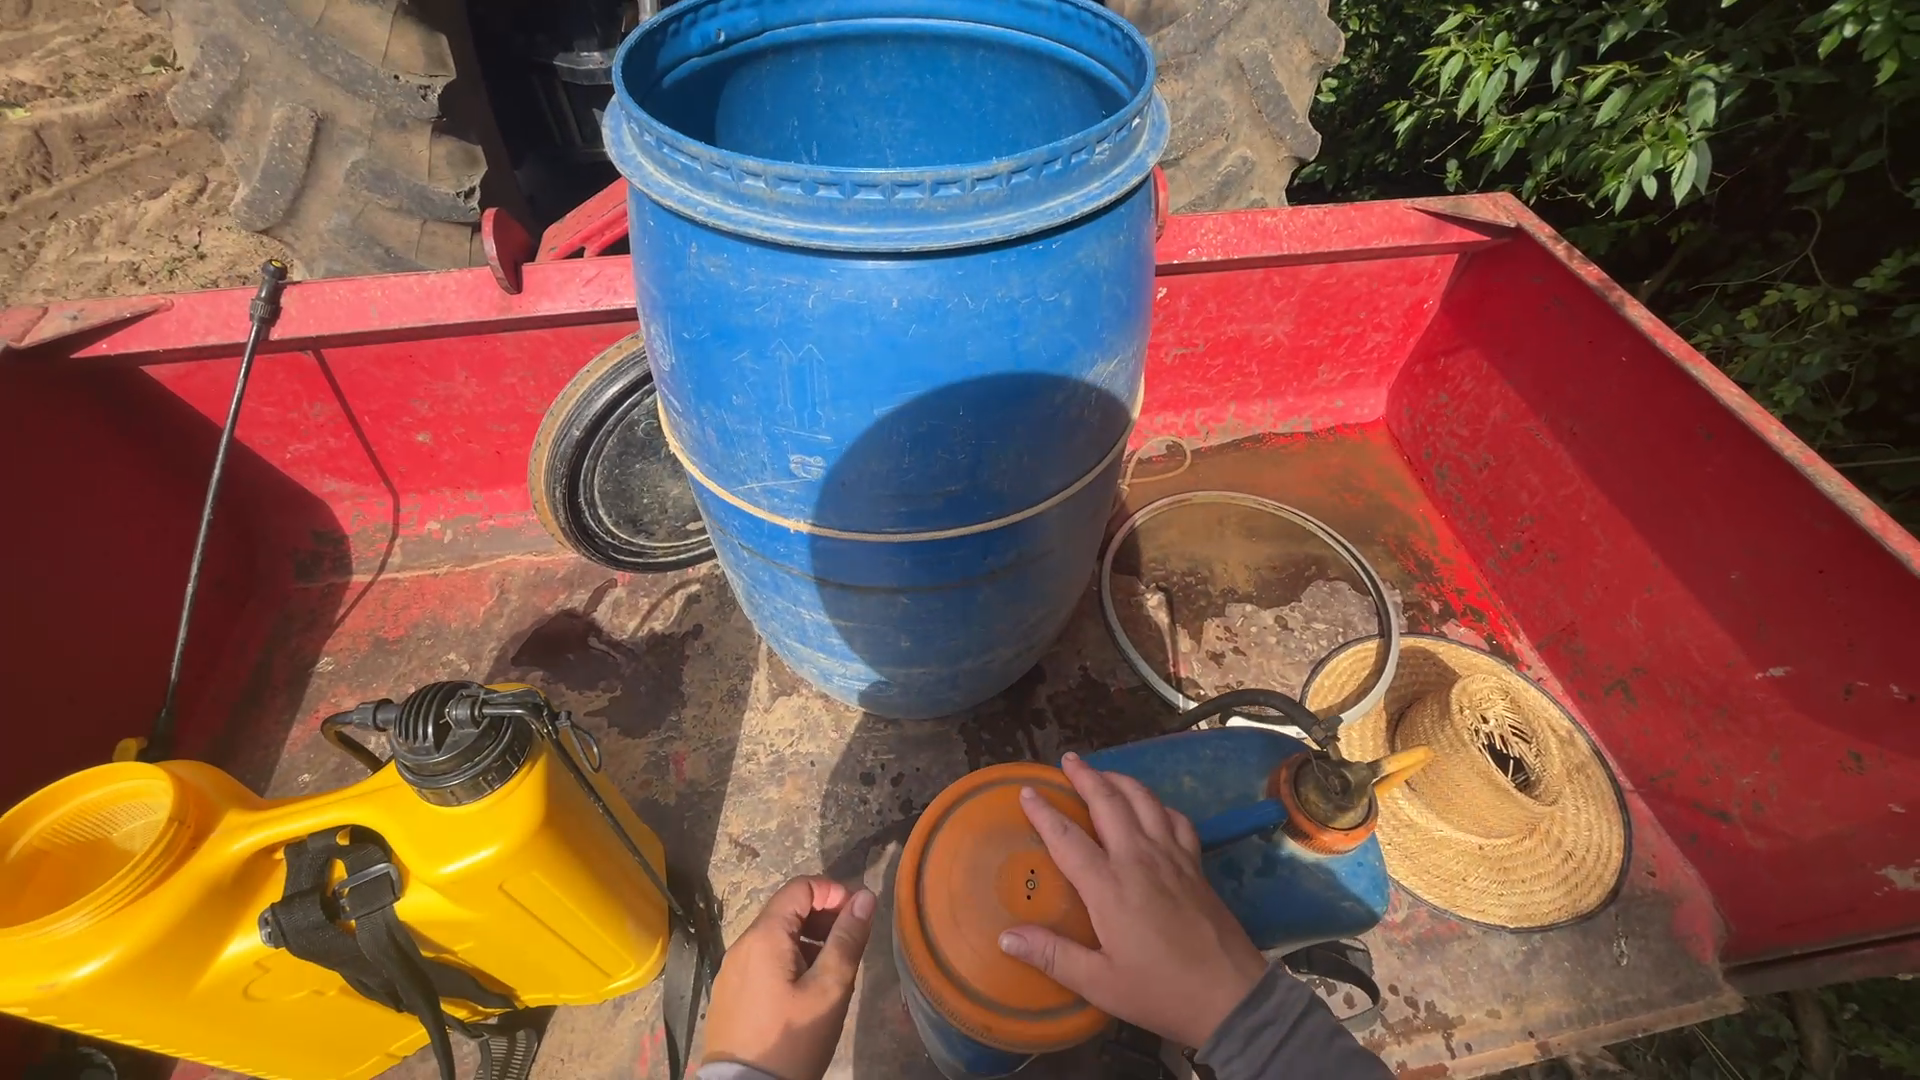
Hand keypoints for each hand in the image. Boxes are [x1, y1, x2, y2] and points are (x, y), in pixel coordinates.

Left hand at [701, 876, 876, 1079]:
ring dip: (808, 940)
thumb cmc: (792, 1039)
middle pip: (787, 909)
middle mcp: (742, 944)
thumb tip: (865, 896)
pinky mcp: (729, 993)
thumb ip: (847, 939)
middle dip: (823, 917)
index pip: (800, 887)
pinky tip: (805, 991)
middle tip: (849, 944)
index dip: (832, 892)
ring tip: (832, 970)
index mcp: (764, 935)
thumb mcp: (829, 989)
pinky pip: (763, 959)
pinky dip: (789, 959)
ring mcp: (732, 970)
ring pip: (776, 936)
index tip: (855, 917)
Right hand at [997, 752, 1267, 1049]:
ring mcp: (1171, 856)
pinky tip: (1152, 807)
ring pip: (1143, 800)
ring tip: (1103, 772)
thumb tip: (1005, 937)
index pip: (1066, 837)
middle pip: (1108, 801)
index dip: (1043, 811)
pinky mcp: (1195, 863)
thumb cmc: (1161, 992)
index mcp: (1109, 886)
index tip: (1027, 790)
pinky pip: (1176, 819)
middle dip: (1085, 776)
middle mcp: (1138, 858)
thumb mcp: (1100, 984)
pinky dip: (1158, 805)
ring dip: (1120, 779)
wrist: (1232, 997)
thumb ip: (1053, 955)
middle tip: (1068, 760)